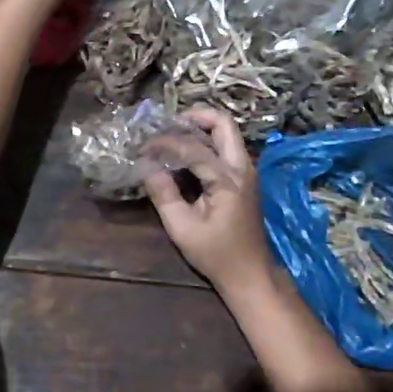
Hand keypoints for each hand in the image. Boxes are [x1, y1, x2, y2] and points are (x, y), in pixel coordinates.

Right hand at [143, 108, 276, 290]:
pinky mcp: (243, 179)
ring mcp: (246, 172)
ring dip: (200, 128)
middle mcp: (242, 169)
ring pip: (227, 133)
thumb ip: (163, 194)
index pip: (193, 148)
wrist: (250, 274)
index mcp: (228, 180)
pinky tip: (183, 153)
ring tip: (171, 135)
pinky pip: (226, 148)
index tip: (142, 148)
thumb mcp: (182, 227)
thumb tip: (145, 167)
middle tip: (167, 124)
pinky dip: (205, 141)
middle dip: (194, 117)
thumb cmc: (216, 254)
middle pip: (223, 124)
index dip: (165, 143)